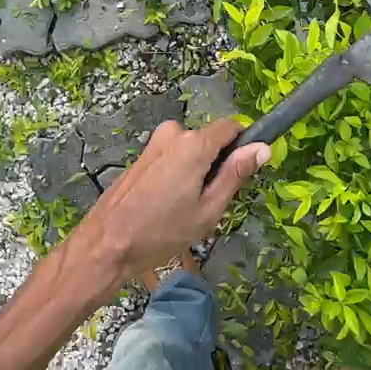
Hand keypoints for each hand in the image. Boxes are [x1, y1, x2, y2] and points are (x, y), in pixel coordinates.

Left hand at [70, 119, 269, 286]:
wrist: (107, 243)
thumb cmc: (163, 231)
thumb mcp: (208, 209)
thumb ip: (236, 174)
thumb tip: (263, 147)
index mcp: (194, 143)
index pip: (232, 126)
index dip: (242, 147)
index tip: (241, 174)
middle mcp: (174, 132)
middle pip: (210, 140)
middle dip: (216, 164)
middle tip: (208, 203)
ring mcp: (155, 142)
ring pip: (191, 150)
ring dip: (196, 171)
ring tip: (185, 208)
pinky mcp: (143, 154)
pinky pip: (173, 155)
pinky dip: (178, 174)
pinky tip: (166, 204)